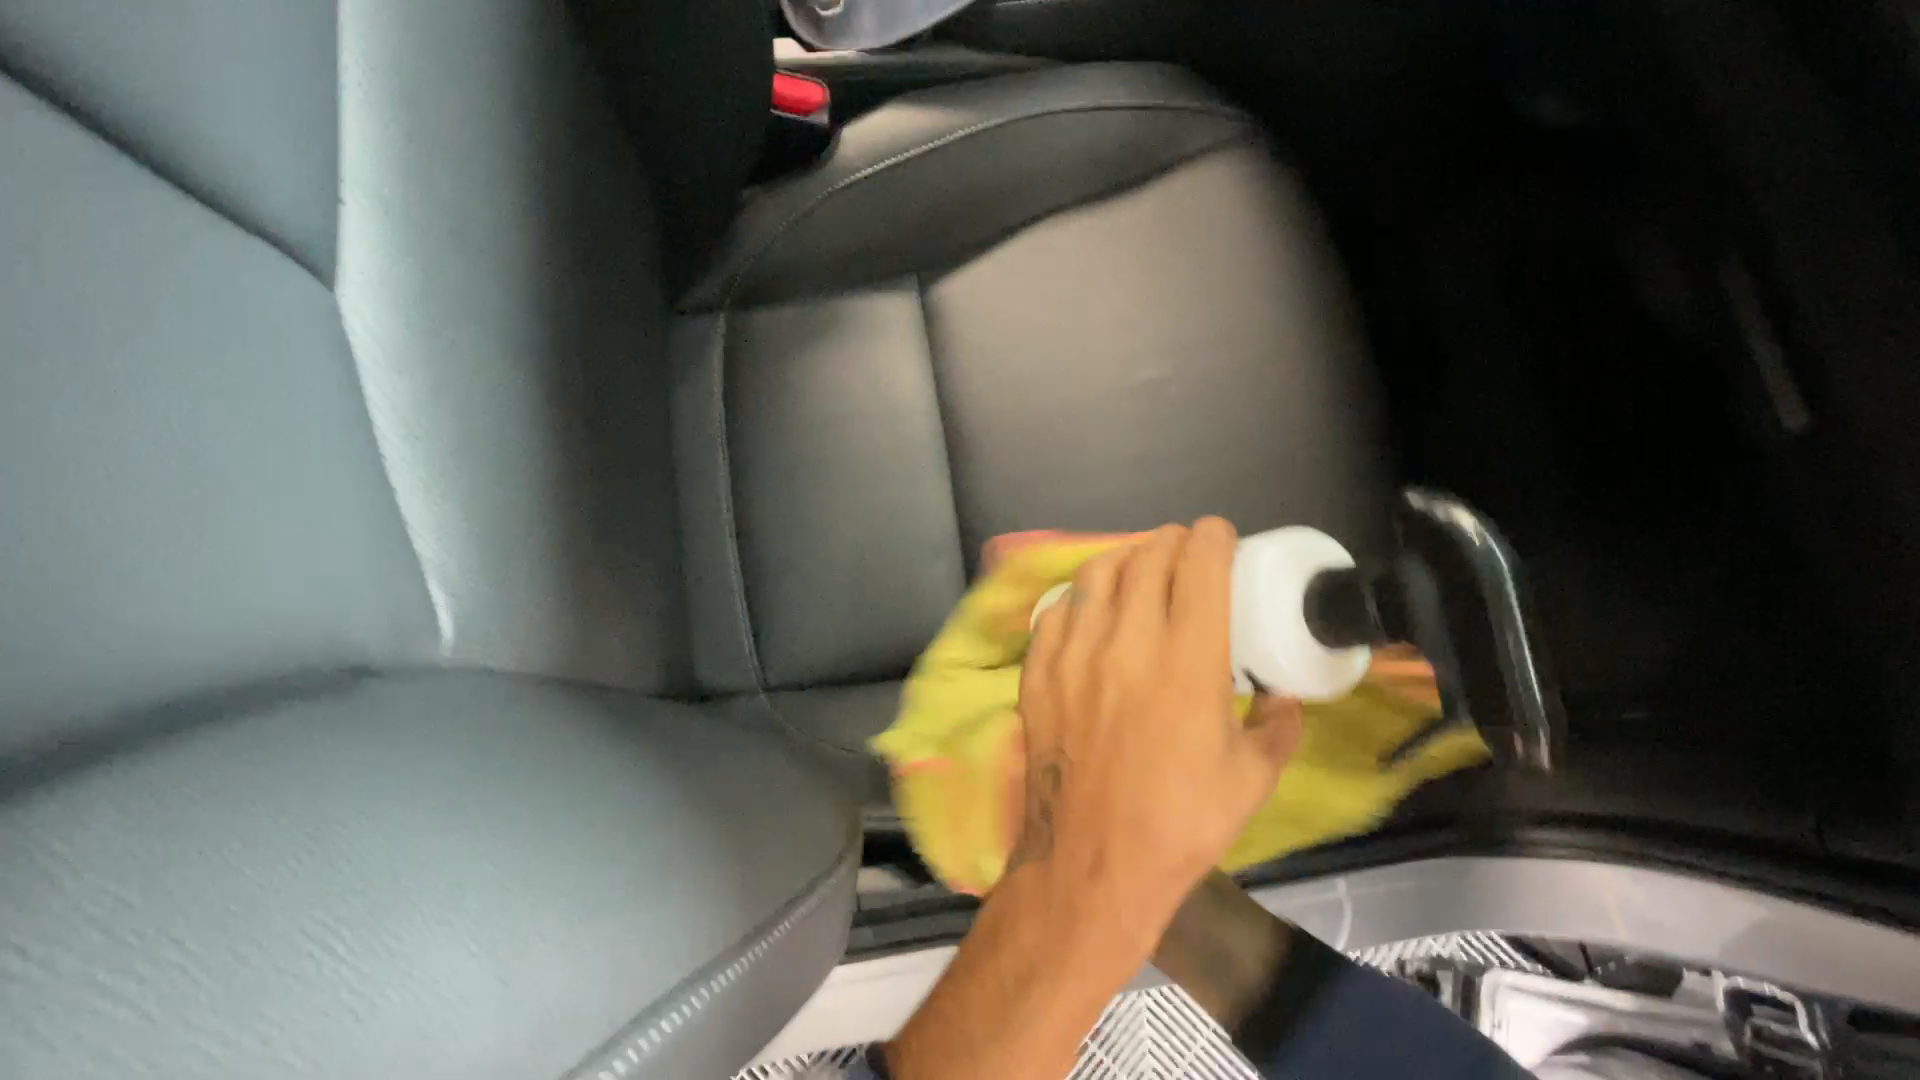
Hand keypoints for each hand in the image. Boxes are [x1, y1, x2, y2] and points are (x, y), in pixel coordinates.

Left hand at [1011, 518, 1303, 940]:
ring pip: (1097, 573)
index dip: (1213, 537)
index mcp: (1188, 661)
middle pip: (1147, 556)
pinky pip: (1057, 610)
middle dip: (1172, 542)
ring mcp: (1074, 654)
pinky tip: (1092, 611)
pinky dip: (1081, 598)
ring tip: (1139, 570)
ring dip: (1126, 560)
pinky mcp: (1037, 672)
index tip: (1220, 538)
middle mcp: (1127, 642)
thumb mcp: (1252, 780)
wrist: (1091, 861)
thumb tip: (1282, 699)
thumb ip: (1277, 728)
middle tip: (1184, 553)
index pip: (1199, 564)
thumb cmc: (1179, 824)